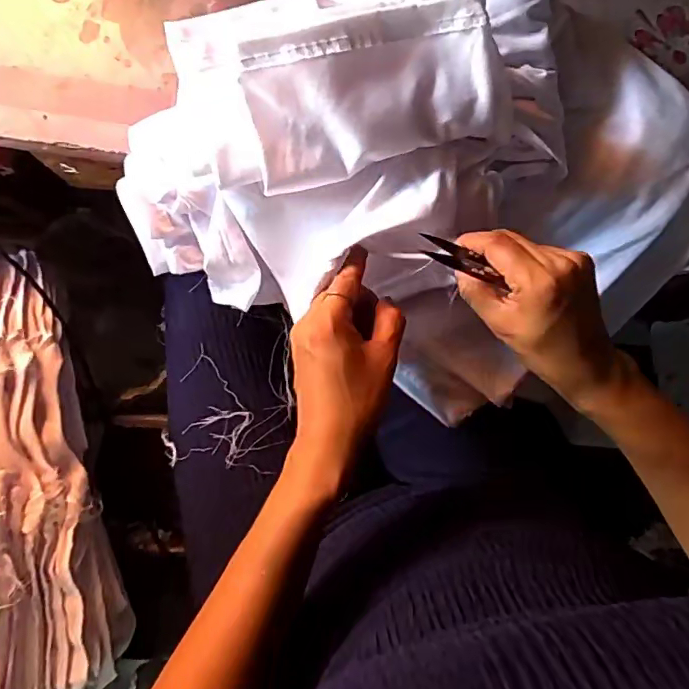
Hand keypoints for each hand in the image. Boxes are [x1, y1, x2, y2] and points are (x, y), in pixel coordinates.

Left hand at [288, 246, 404, 497]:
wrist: (327, 440)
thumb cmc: (359, 399)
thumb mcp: (385, 356)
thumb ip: (389, 319)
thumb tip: (382, 303)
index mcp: (326, 318)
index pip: (344, 279)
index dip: (357, 263)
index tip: (365, 247)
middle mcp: (306, 321)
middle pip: (333, 291)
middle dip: (356, 295)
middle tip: (379, 318)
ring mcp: (298, 336)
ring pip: (326, 307)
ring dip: (348, 310)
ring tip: (369, 335)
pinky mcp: (299, 350)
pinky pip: (320, 322)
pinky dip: (338, 322)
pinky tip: (354, 342)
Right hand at [453, 230, 634, 406]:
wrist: (587, 363)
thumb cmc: (541, 350)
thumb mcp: (499, 323)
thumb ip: (476, 291)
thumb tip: (460, 267)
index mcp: (538, 279)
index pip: (498, 244)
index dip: (473, 241)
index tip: (455, 248)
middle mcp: (559, 260)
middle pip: (512, 238)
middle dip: (487, 247)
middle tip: (470, 263)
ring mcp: (574, 258)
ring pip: (526, 244)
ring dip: (507, 254)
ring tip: (498, 277)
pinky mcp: (581, 260)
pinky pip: (542, 250)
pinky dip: (526, 260)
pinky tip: (524, 279)